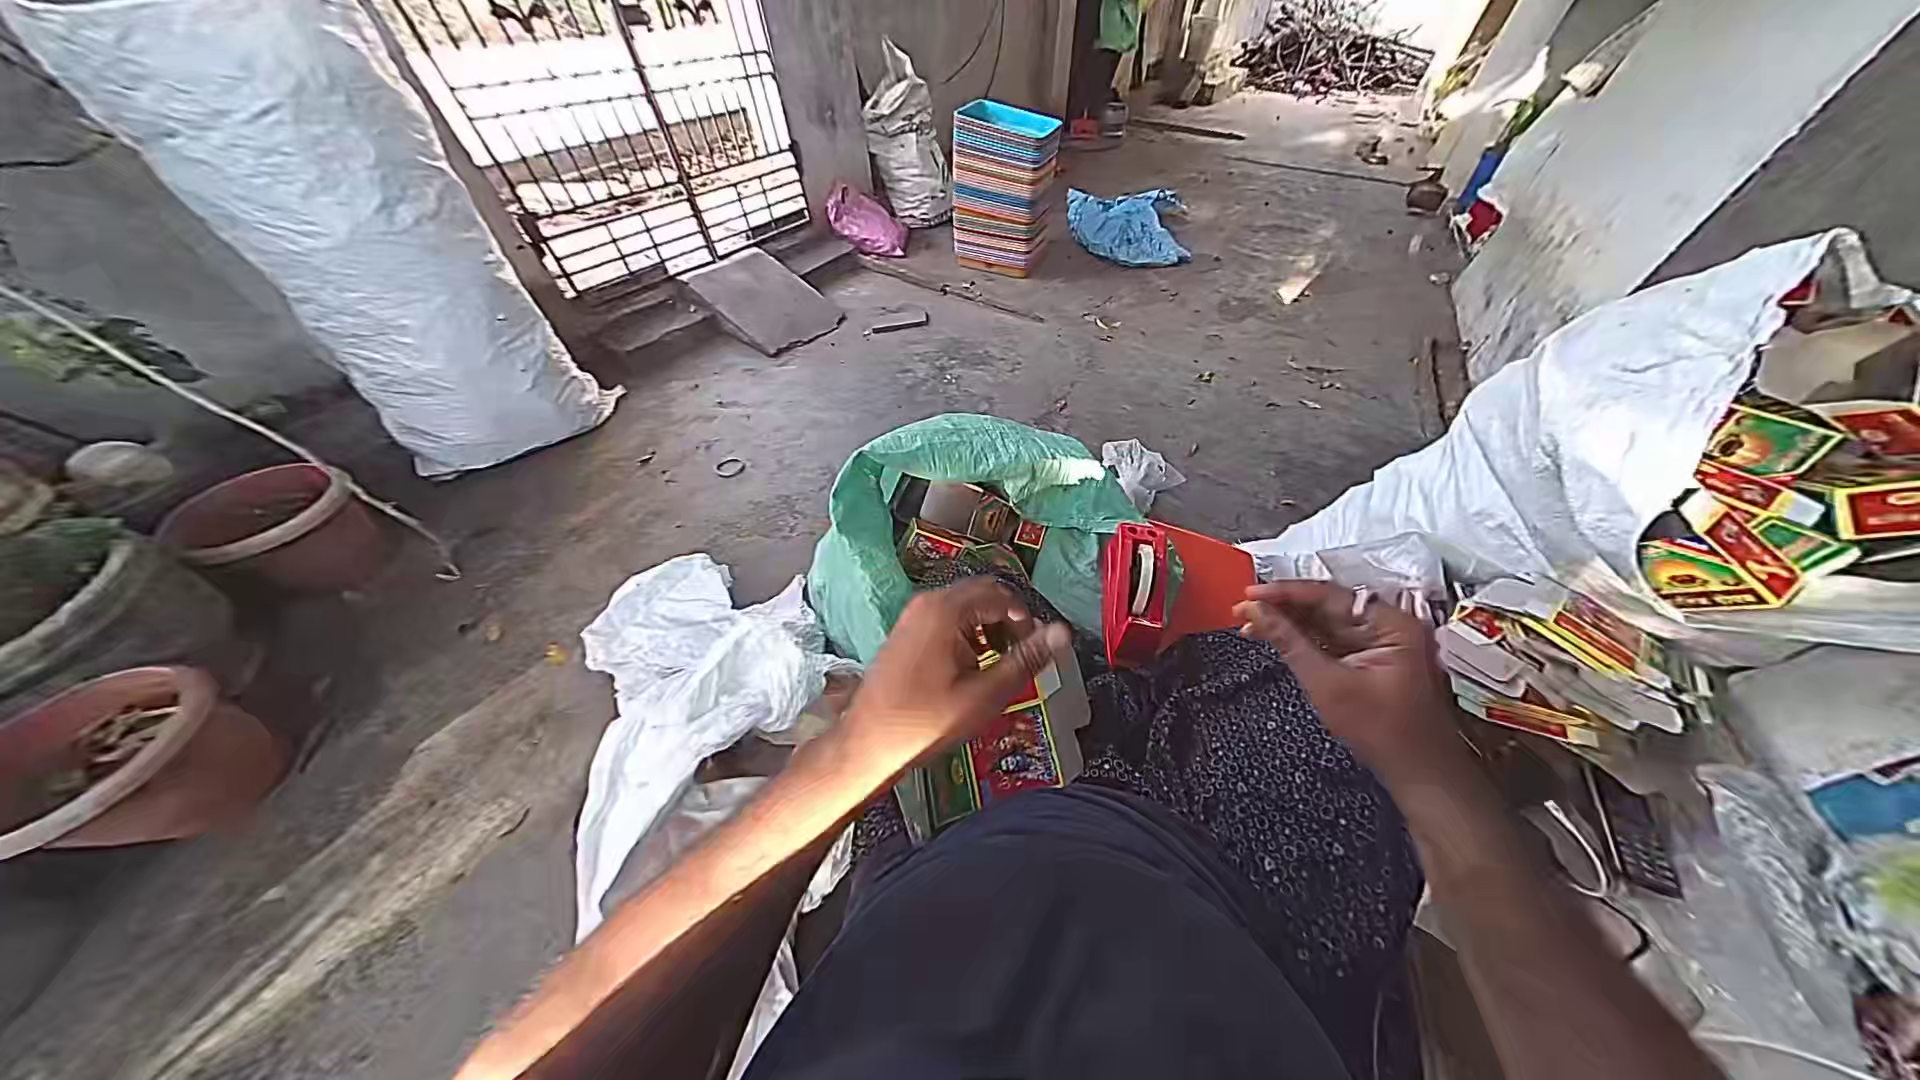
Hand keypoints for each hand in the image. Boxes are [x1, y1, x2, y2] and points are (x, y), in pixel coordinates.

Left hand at [844, 578, 1070, 767]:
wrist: (869, 741)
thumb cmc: (925, 722)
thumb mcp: (985, 694)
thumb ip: (1025, 659)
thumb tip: (1061, 633)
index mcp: (946, 610)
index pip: (1002, 595)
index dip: (1027, 619)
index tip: (1035, 647)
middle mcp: (928, 602)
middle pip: (983, 593)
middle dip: (1008, 619)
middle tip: (1020, 654)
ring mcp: (913, 614)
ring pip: (965, 605)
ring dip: (989, 626)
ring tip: (997, 663)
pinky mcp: (907, 630)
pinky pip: (947, 617)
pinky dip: (967, 632)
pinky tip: (970, 665)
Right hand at [1233, 580, 1462, 785]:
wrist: (1418, 772)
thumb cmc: (1384, 732)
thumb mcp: (1326, 682)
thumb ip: (1288, 641)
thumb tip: (1256, 611)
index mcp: (1390, 624)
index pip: (1327, 595)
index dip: (1284, 593)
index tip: (1251, 593)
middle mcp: (1387, 626)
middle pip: (1323, 604)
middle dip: (1281, 607)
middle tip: (1244, 607)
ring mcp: (1377, 641)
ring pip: (1321, 620)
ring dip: (1286, 621)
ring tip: (1250, 622)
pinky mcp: (1366, 656)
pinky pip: (1326, 636)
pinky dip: (1299, 637)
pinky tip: (1273, 635)